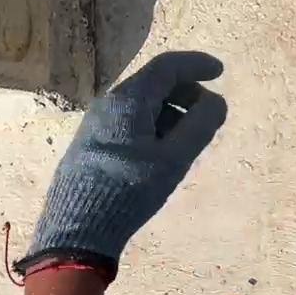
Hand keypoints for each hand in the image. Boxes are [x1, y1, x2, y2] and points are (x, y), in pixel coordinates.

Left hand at [18, 52, 227, 278]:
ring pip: (142, 102)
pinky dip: (154, 123)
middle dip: (186, 91)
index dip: (197, 64)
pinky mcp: (91, 142)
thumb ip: (200, 125)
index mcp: (129, 99)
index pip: (168, 66)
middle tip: (208, 111)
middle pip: (155, 82)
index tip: (220, 72)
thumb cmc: (129, 189)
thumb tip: (216, 101)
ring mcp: (96, 122)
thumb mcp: (174, 159)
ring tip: (188, 138)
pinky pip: (130, 119)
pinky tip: (162, 151)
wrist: (75, 230)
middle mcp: (110, 102)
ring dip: (171, 110)